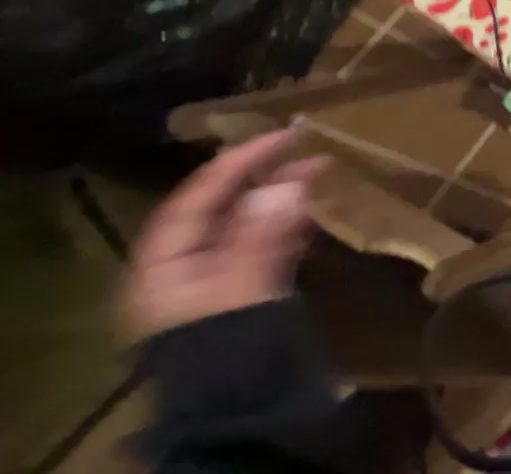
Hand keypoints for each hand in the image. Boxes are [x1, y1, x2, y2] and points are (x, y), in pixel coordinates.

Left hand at [124, 129, 327, 338]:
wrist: (242, 401)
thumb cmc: (230, 339)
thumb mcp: (244, 286)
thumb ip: (263, 234)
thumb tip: (289, 181)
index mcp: (166, 263)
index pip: (197, 198)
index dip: (238, 163)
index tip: (284, 134)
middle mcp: (185, 265)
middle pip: (220, 209)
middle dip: (261, 176)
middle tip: (306, 147)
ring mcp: (217, 278)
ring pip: (246, 223)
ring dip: (279, 195)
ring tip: (318, 169)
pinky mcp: (247, 289)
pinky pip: (266, 242)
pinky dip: (289, 220)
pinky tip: (314, 206)